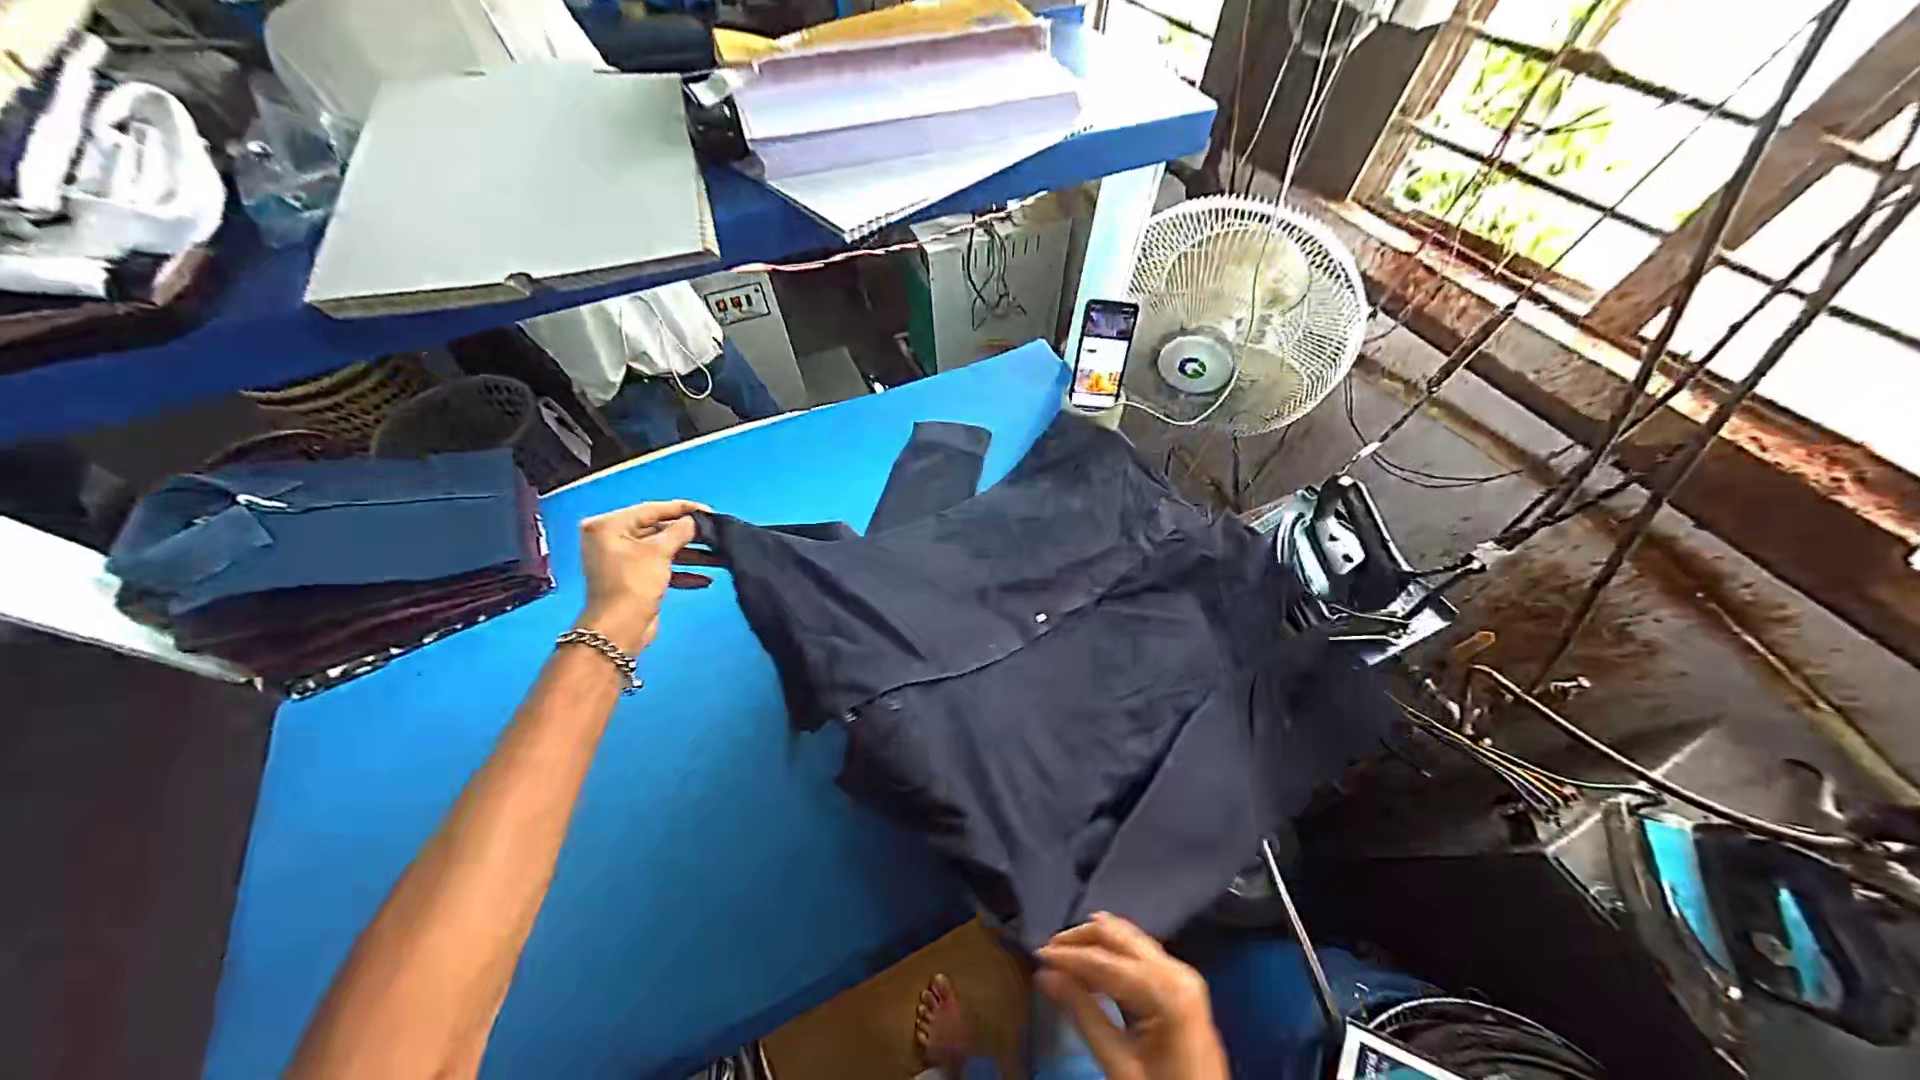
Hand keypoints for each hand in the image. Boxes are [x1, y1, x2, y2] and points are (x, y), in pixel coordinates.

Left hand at [575, 500, 709, 653]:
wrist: (619, 630)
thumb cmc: (633, 584)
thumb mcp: (659, 552)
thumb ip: (680, 530)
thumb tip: (695, 521)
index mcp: (609, 526)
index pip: (652, 509)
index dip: (682, 509)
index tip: (708, 511)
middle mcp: (612, 539)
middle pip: (659, 530)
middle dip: (689, 536)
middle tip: (716, 534)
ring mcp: (623, 560)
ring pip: (663, 550)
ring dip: (691, 555)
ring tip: (719, 557)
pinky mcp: (634, 579)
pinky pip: (661, 568)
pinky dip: (681, 572)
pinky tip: (705, 580)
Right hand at [1036, 913, 1228, 1079]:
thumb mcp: (1119, 1066)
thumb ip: (1083, 1014)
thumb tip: (1046, 974)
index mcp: (1165, 990)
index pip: (1104, 960)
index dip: (1067, 955)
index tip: (1036, 955)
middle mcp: (1176, 970)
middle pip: (1118, 936)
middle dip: (1080, 939)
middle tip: (1048, 951)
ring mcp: (1182, 975)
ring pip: (1129, 939)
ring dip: (1095, 942)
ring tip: (1064, 955)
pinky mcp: (1182, 986)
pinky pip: (1141, 954)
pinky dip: (1113, 953)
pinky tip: (1094, 964)